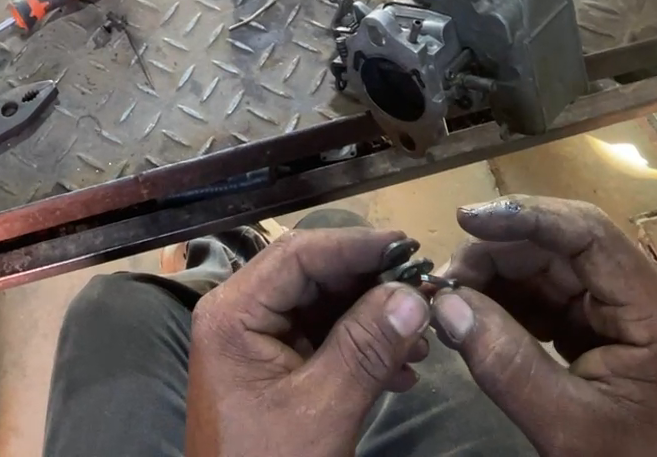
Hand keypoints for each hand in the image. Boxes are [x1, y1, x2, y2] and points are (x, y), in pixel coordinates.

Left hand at [185, 228, 433, 456]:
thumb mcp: (321, 411)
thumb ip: (366, 348)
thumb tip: (413, 294)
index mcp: (233, 310)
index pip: (298, 254)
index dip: (354, 245)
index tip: (408, 246)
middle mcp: (239, 312)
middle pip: (311, 275)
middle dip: (369, 284)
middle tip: (424, 290)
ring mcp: (255, 340)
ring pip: (321, 306)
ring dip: (372, 318)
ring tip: (422, 336)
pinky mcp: (274, 367)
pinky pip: (321, 338)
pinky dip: (361, 348)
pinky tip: (403, 367)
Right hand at [432, 196, 656, 456]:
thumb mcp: (572, 430)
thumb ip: (508, 365)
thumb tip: (446, 303)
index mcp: (654, 311)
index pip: (587, 233)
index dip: (523, 215)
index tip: (465, 219)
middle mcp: (639, 297)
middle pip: (559, 246)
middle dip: (496, 254)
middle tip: (445, 282)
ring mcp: (619, 314)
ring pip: (545, 268)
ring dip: (494, 277)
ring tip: (451, 302)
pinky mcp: (599, 332)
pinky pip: (545, 298)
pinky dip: (504, 303)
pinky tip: (473, 317)